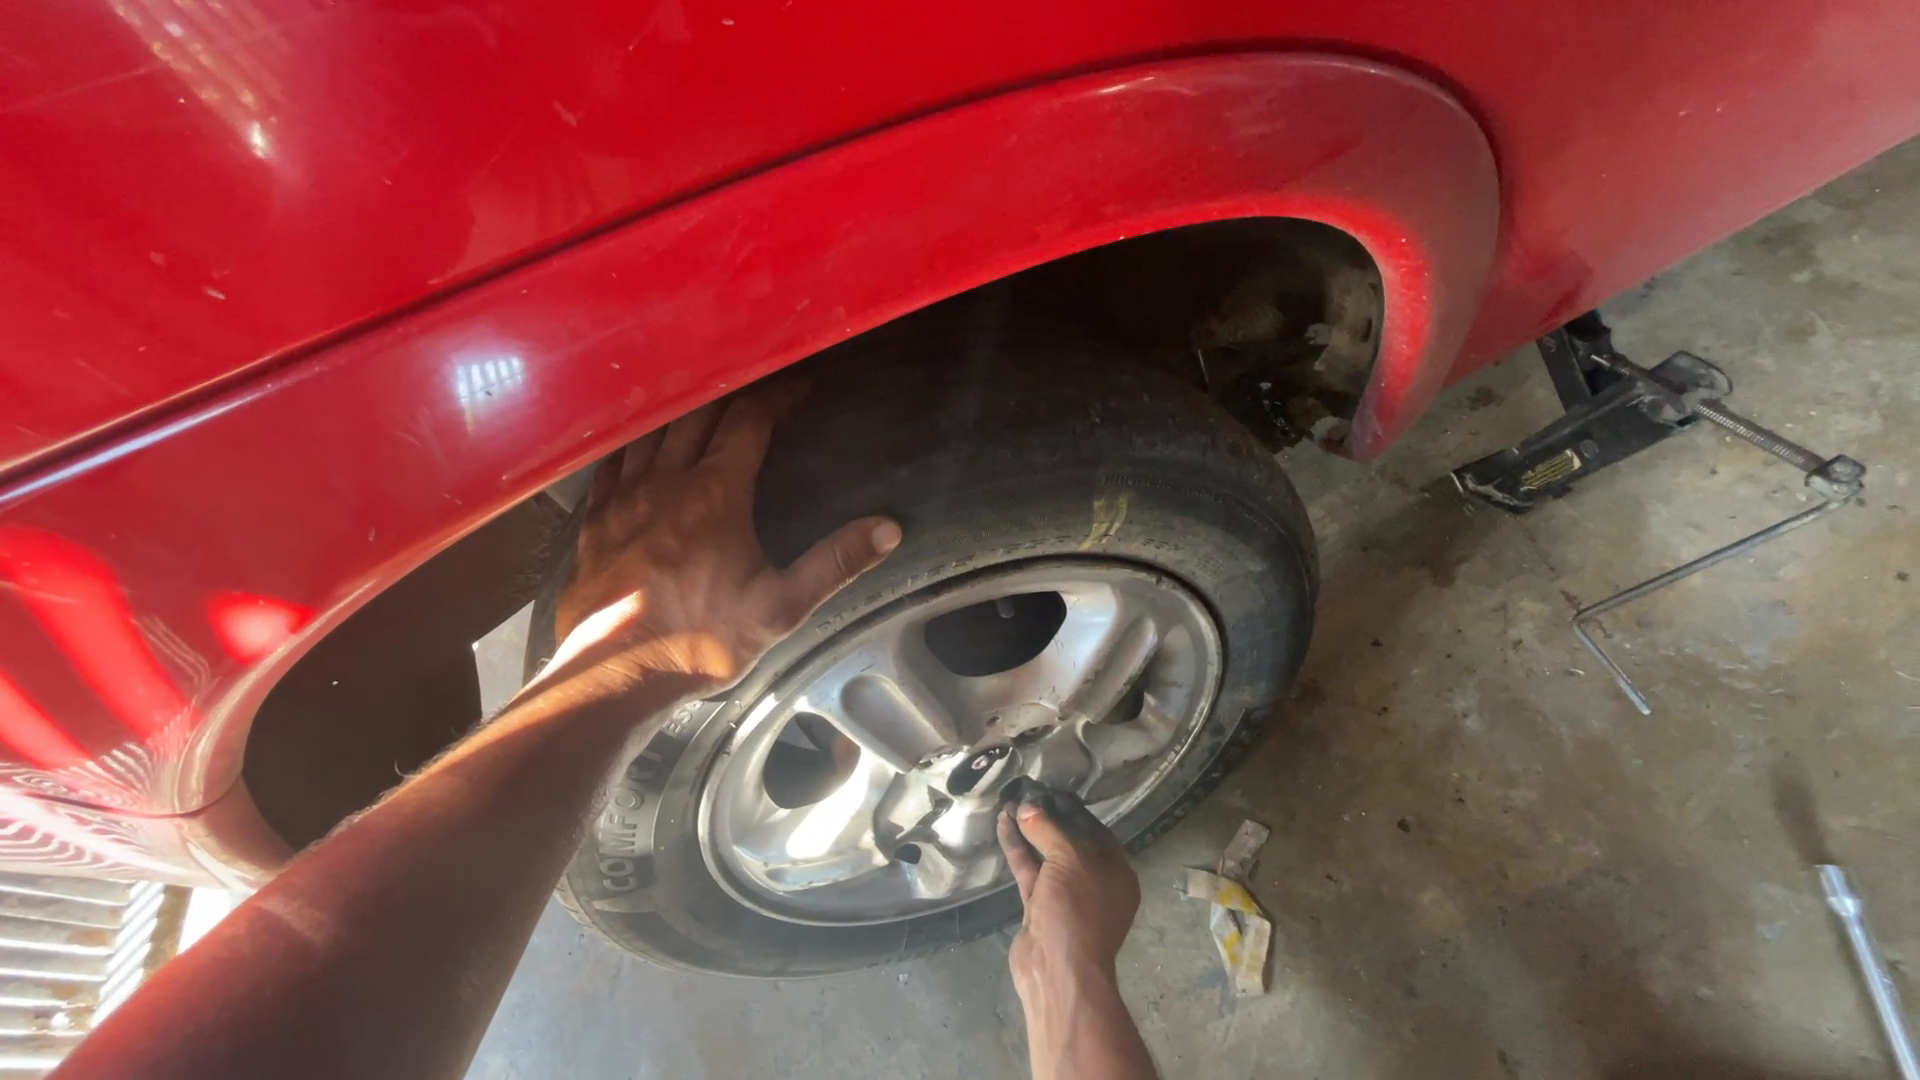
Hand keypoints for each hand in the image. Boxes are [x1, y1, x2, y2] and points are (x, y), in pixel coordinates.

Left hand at [542, 389, 900, 699]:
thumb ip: (835, 563)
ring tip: (704, 404)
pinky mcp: (595, 518)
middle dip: (733, 392)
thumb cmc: (703, 638)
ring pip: (652, 427)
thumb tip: (889, 529)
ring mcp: (624, 495)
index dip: (778, 396)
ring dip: (682, 408)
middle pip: (699, 411)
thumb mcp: (782, 606)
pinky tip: (641, 443)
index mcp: (716, 491)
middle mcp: (667, 479)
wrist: (616, 673)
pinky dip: (634, 439)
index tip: (802, 389)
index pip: (750, 419)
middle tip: (758, 390)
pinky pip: (612, 459)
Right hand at [996, 794, 1140, 992]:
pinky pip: (1029, 870)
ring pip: (1046, 855)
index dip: (1072, 809)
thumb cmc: (1078, 910)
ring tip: (1009, 804)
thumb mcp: (1069, 860)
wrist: (1057, 970)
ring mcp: (1066, 896)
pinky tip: (1003, 824)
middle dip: (1046, 818)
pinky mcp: (1040, 906)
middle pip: (1069, 841)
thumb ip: (1047, 830)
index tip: (1049, 790)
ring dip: (1028, 831)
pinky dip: (1017, 849)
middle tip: (1025, 793)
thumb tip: (1026, 808)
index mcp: (1116, 872)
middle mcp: (1094, 882)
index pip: (1095, 830)